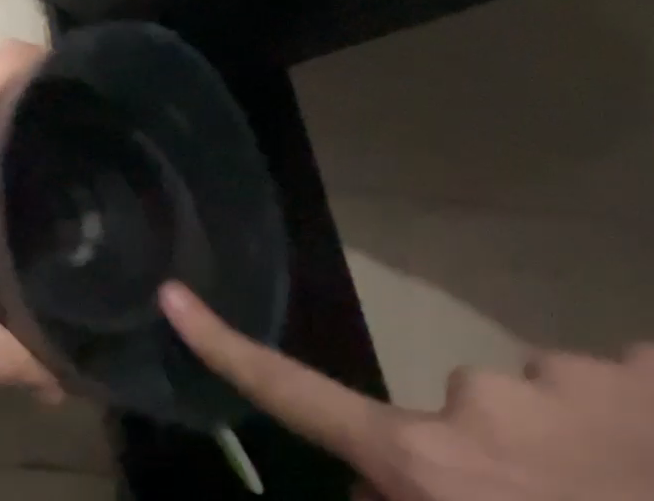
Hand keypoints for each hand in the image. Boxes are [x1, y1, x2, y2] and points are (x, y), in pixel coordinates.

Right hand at [161, 282, 653, 500]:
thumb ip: (408, 490)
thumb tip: (369, 480)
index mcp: (429, 460)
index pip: (296, 392)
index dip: (225, 346)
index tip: (171, 296)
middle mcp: (474, 402)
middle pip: (458, 409)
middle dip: (497, 450)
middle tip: (562, 500)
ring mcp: (564, 381)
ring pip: (544, 397)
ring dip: (580, 437)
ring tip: (626, 481)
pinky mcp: (643, 371)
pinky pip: (625, 380)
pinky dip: (636, 412)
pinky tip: (653, 446)